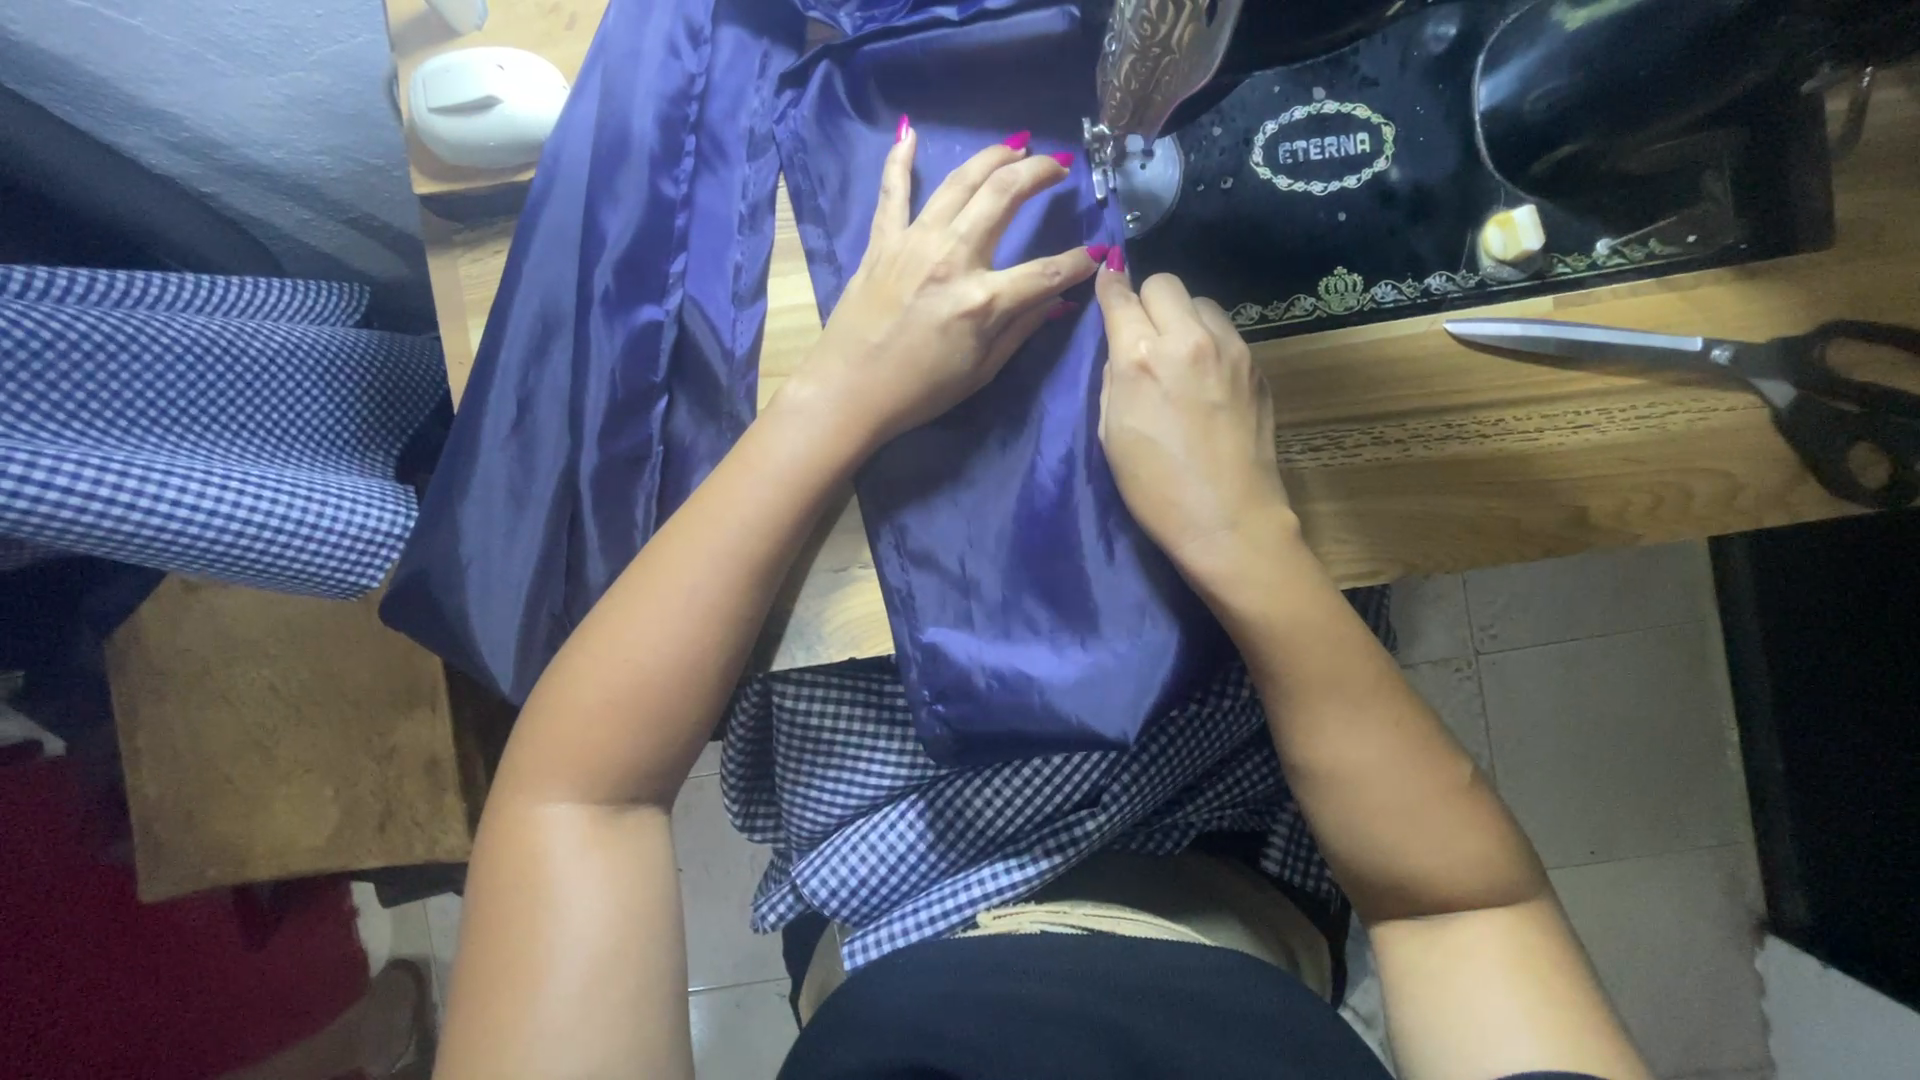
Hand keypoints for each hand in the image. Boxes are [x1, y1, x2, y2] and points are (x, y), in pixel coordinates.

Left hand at [777, 120, 1100, 447]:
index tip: (1098, 252)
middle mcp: (952, 258)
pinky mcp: (882, 242)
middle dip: (1039, 173)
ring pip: (960, 182)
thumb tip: (1058, 301)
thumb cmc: (919, 392)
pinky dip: (899, 160)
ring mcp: (914, 243)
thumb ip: (1021, 329)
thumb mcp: (981, 371)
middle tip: (1058, 166)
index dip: (1079, 262)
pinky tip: (909, 133)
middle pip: (1005, 196)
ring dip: (993, 156)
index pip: (1047, 271)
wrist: (849, 392)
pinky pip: (893, 192)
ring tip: (1017, 146)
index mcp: (983, 300)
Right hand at [1095, 268, 1295, 579]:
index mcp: (1141, 358)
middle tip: (1142, 332)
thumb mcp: (1110, 433)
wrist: (1228, 520)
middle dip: (1147, 299)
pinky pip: (1226, 332)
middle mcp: (1187, 339)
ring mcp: (1230, 349)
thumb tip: (1122, 348)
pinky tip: (1206, 379)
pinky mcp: (1257, 366)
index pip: (1121, 295)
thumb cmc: (1154, 489)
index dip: (1109, 287)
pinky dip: (1209, 341)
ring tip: (1178, 356)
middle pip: (1165, 283)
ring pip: (1201, 301)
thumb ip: (1114, 378)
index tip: (1106, 284)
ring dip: (1183, 317)